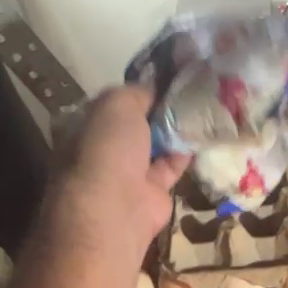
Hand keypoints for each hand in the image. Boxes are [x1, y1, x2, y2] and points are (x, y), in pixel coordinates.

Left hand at [50, 85, 190, 249]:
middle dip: (158, 111)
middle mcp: (104, 149)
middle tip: (187, 94)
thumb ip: (137, 92)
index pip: (113, 104)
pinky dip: (185, 154)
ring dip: (174, 132)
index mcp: (85, 125)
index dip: (137, 92)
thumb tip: (155, 88)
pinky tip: (201, 137)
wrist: (116, 206)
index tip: (164, 81)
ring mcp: (128, 173)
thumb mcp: (117, 103)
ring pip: (155, 146)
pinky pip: (170, 167)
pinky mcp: (153, 192)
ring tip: (200, 111)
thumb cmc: (107, 147)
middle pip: (136, 125)